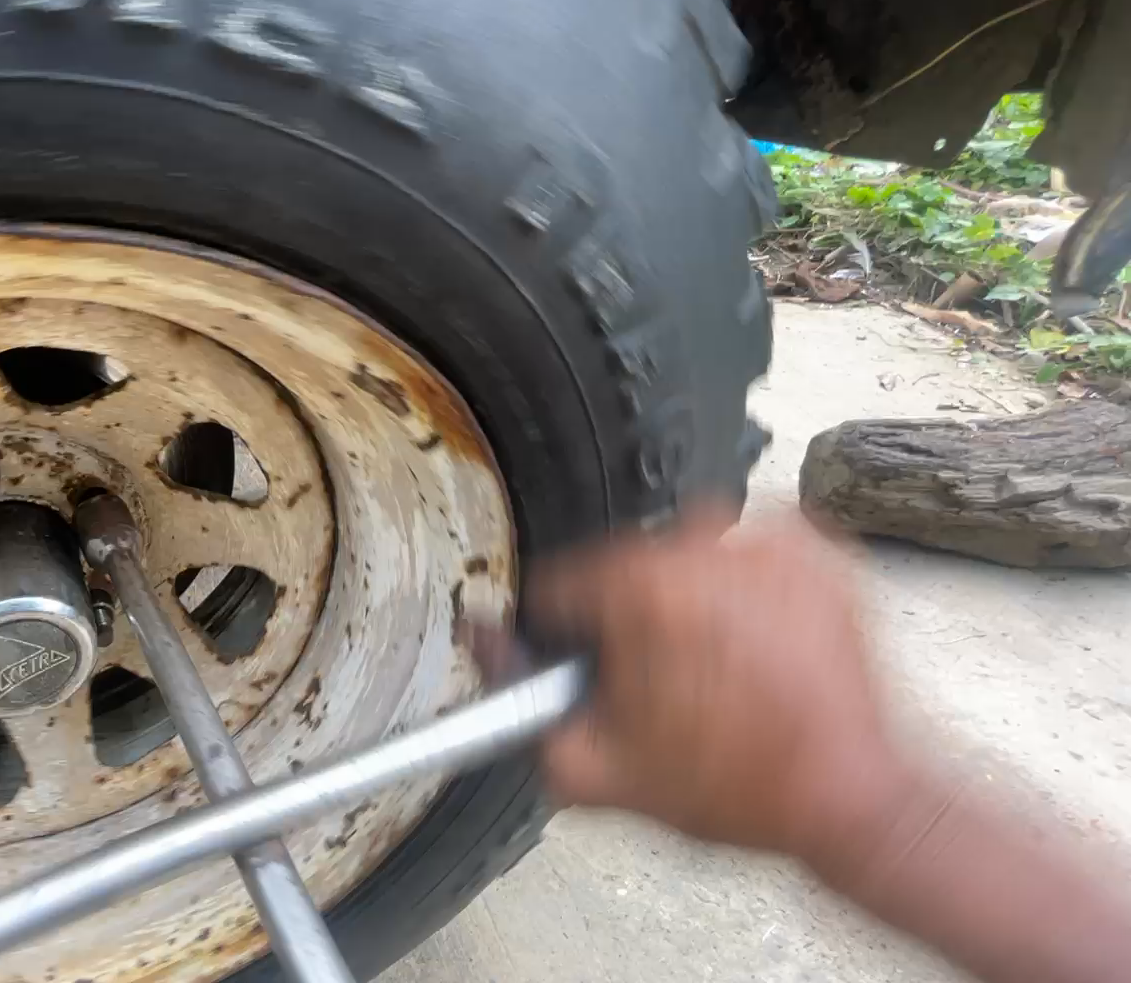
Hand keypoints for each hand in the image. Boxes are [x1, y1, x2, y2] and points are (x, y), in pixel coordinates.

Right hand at [526, 509, 911, 865]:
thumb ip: (514, 692)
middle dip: (617, 612)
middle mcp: (694, 548)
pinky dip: (731, 570)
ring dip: (671, 589)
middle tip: (653, 671)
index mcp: (633, 590)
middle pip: (611, 564)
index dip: (560, 632)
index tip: (592, 663)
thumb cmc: (734, 783)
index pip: (554, 587)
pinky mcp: (809, 547)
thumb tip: (479, 632)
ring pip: (671, 547)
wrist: (859, 803)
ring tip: (703, 650)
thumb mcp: (592, 764)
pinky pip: (739, 536)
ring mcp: (758, 541)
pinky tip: (742, 623)